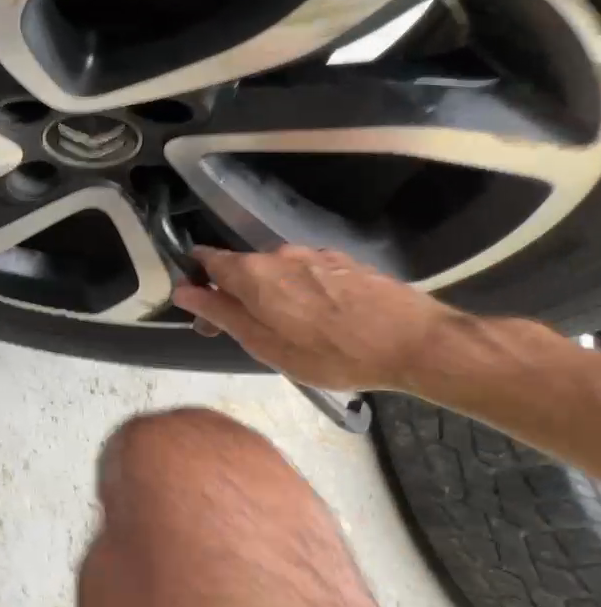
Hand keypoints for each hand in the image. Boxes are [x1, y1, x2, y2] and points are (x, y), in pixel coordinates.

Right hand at [171, 245, 467, 391]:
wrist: (424, 345)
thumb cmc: (333, 352)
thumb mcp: (264, 344)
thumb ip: (219, 313)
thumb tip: (182, 291)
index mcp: (250, 271)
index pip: (203, 259)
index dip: (195, 282)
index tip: (203, 310)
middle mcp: (278, 254)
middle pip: (242, 269)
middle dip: (237, 295)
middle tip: (250, 333)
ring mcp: (317, 256)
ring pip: (279, 273)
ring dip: (274, 295)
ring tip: (295, 330)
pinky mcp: (349, 265)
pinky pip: (311, 275)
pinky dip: (307, 293)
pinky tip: (328, 321)